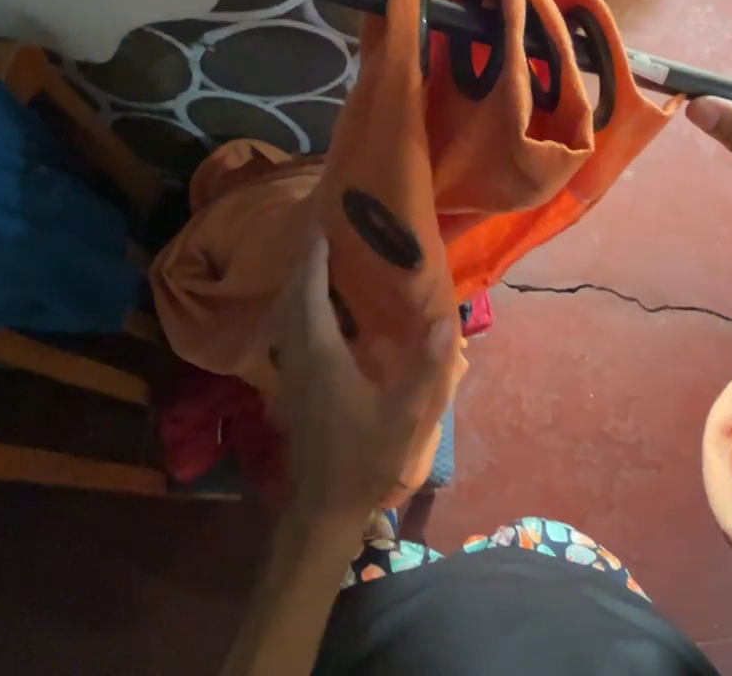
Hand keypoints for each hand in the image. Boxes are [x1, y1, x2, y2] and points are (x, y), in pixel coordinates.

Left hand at [272, 225, 457, 518]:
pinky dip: (300, 308)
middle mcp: (298, 356)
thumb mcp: (405, 416)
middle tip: (322, 234)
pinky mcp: (291, 385)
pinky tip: (319, 310)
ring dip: (300, 285)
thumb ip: (427, 369)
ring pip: (287, 316)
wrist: (326, 503)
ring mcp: (290, 372)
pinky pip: (289, 331)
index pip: (311, 294)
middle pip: (293, 298)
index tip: (321, 227)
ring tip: (321, 263)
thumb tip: (445, 321)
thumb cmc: (366, 457)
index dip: (314, 259)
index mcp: (322, 355)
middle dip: (305, 264)